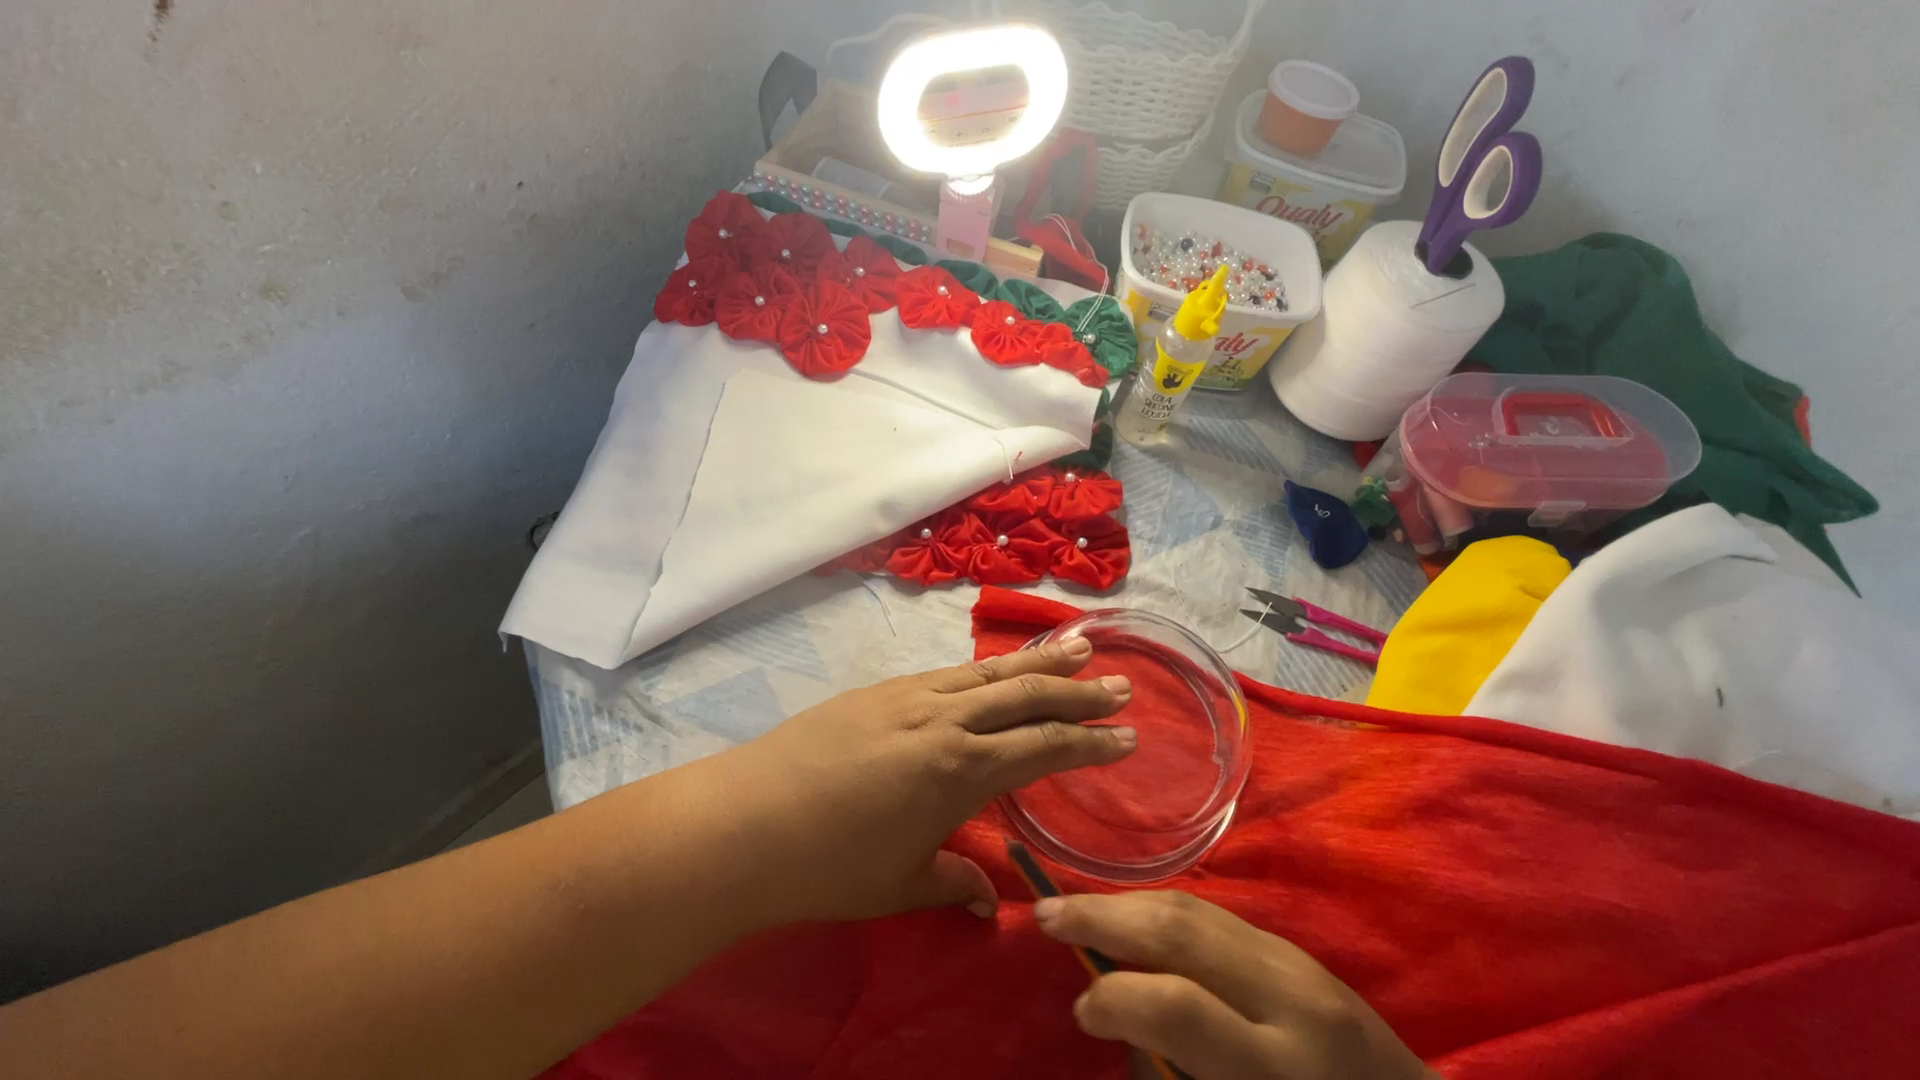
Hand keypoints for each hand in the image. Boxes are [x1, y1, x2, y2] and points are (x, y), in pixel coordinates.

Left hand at [710, 637, 1134, 925]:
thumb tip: (989, 902)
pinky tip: (992, 668)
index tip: (1127, 735)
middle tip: (1121, 683)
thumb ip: (953, 883)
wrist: (745, 821)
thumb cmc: (828, 864)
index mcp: (959, 770)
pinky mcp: (877, 690)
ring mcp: (908, 697)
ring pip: (987, 673)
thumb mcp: (901, 884)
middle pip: (1025, 697)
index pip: (1043, 748)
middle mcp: (943, 721)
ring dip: (1036, 663)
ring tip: (1077, 648)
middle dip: (1078, 692)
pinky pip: (947, 672)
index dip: (1090, 743)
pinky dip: (983, 667)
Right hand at [1035, 892, 1430, 1079]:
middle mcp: (1292, 1000)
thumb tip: (1119, 1025)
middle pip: (1181, 932)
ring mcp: (1299, 966)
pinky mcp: (1299, 952)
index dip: (1113, 999)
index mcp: (1280, 1066)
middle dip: (1103, 918)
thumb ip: (1175, 1070)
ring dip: (1126, 903)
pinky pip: (1216, 915)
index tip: (1084, 1011)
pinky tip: (1132, 917)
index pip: (1177, 1005)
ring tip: (1076, 908)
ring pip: (1196, 909)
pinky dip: (1161, 910)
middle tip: (1046, 915)